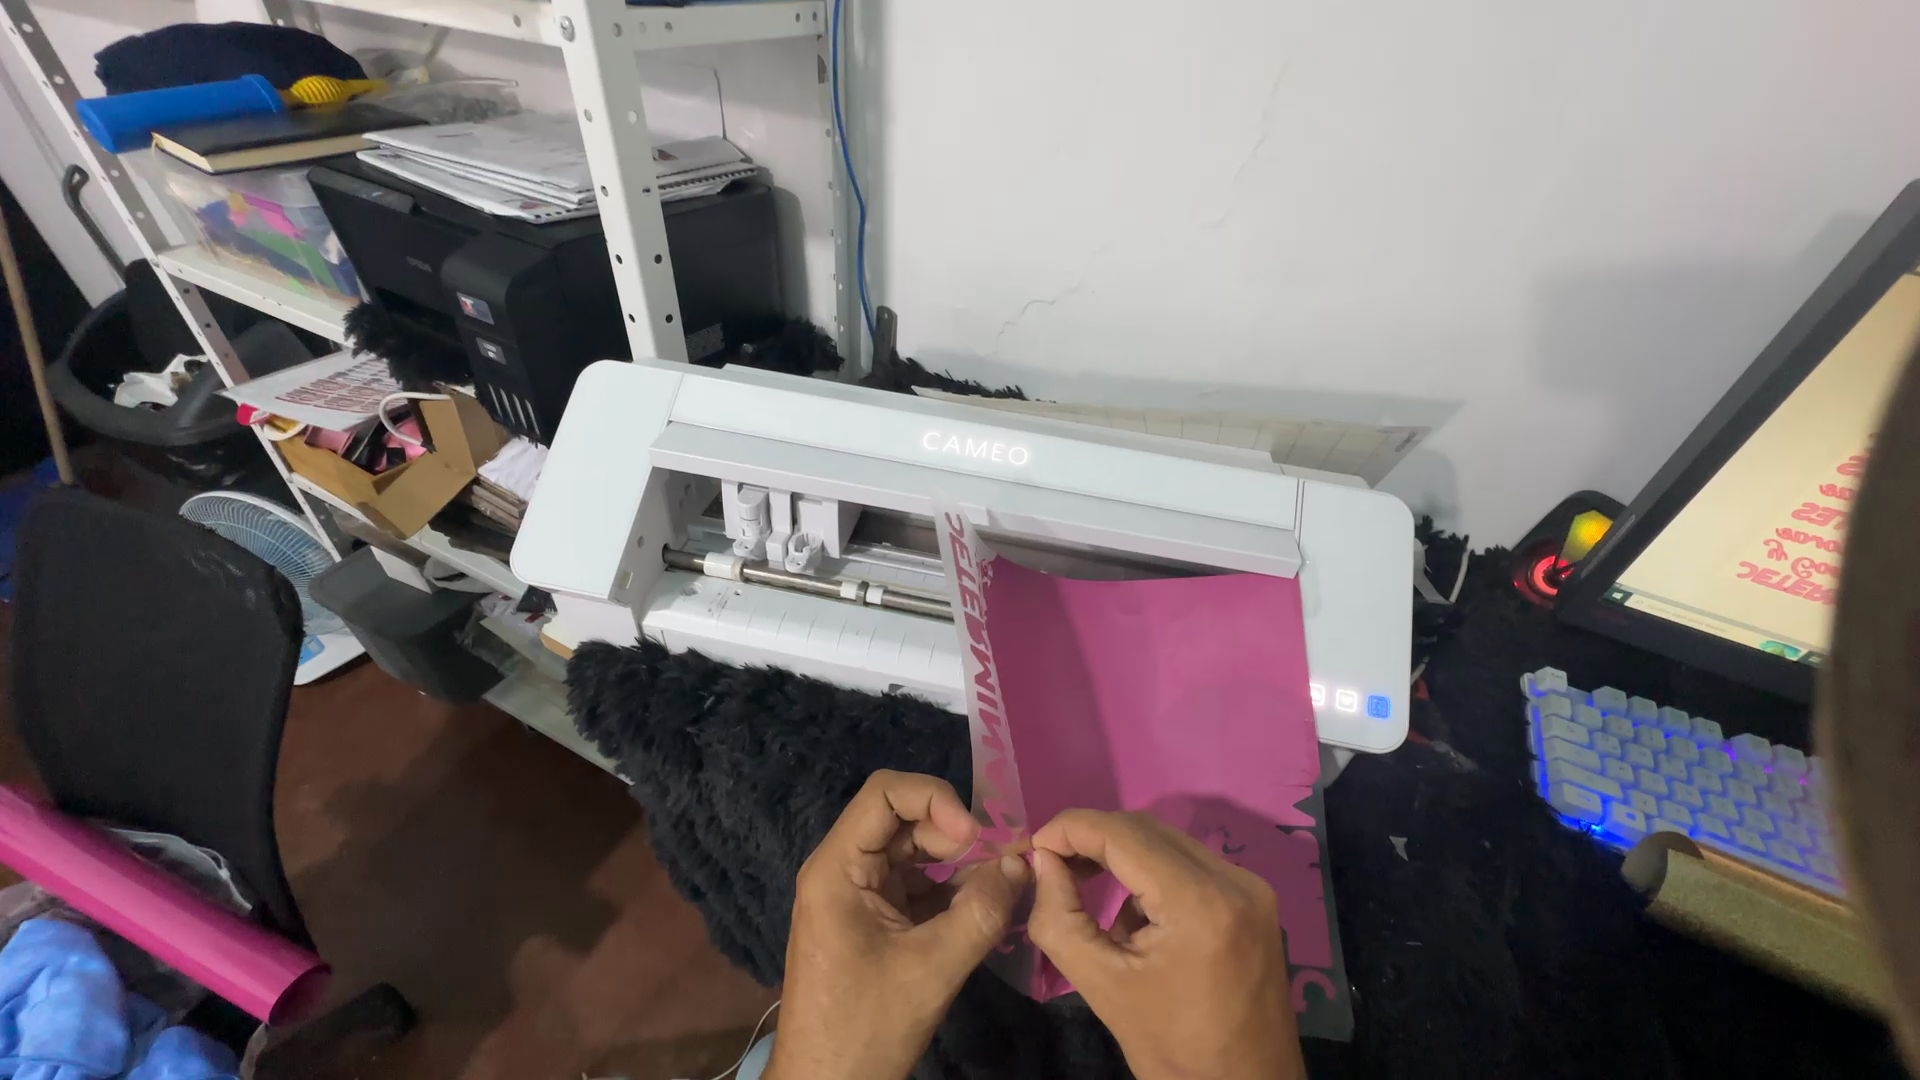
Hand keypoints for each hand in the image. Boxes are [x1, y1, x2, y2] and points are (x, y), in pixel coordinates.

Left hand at [765, 770, 1030, 1079]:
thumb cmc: (867, 1028)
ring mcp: (858, 891)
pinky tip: (984, 899)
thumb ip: (980, 912)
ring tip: (1000, 878)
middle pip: (902, 818)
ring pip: (912, 849)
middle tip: (1000, 860)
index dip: (934, 799)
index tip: (973, 835)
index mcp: (838, 867)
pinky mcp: (874, 915)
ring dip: (957, 858)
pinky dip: (950, 885)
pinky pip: (916, 881)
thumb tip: (1022, 861)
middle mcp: (844, 867)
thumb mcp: (931, 970)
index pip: (884, 793)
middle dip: (953, 831)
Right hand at [1028, 810, 1303, 1079]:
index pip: (1122, 833)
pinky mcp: (1254, 898)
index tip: (1035, 845)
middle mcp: (1232, 880)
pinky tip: (1131, 911)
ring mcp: (1249, 886)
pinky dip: (1150, 870)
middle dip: (1092, 838)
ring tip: (1081, 882)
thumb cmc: (1173, 1051)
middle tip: (1051, 862)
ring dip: (1119, 852)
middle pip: (1144, 829)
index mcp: (1199, 902)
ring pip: (1166, 840)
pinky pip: (1188, 861)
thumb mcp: (1101, 986)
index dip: (1071, 828)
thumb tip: (1042, 859)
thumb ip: (1059, 915)